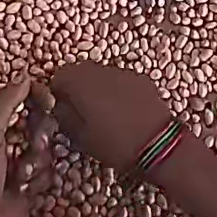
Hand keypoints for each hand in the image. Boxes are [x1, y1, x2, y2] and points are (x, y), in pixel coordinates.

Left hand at [0, 77, 53, 216]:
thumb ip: (5, 102)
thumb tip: (25, 77)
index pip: (21, 96)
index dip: (37, 96)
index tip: (48, 102)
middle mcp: (7, 137)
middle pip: (39, 120)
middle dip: (40, 132)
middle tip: (33, 145)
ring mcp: (20, 160)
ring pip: (47, 146)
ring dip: (38, 160)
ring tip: (22, 175)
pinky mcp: (31, 182)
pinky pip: (49, 170)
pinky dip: (39, 178)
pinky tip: (25, 189)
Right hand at [47, 61, 172, 170]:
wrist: (160, 145)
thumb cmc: (115, 144)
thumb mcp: (81, 137)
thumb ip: (65, 117)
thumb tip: (59, 106)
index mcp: (81, 82)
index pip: (58, 76)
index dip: (56, 92)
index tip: (59, 108)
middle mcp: (100, 71)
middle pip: (79, 71)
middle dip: (75, 87)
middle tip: (78, 110)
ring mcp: (123, 72)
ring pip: (101, 74)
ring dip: (96, 87)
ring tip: (102, 112)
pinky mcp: (141, 79)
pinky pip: (120, 79)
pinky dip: (115, 90)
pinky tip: (122, 110)